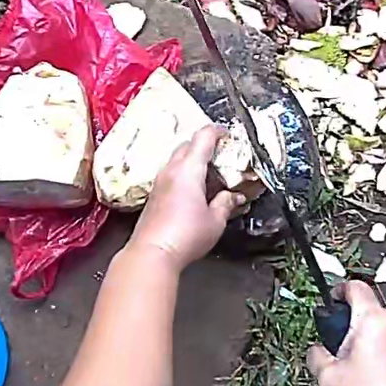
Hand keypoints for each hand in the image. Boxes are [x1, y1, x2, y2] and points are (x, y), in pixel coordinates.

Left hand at [128, 124, 244, 268]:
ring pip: (177, 159)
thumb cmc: (185, 236)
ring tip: (210, 173)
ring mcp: (160, 182)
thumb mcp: (215, 220)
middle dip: (205, 145)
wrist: (152, 253)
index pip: (203, 137)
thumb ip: (226, 203)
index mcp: (189, 169)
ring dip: (193, 160)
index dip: (217, 131)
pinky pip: (171, 174)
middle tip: (222, 155)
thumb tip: (233, 196)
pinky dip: (184, 173)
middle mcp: (171, 170)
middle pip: (188, 145)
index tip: (228, 135)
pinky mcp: (154, 195)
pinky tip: (195, 190)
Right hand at [307, 282, 385, 385]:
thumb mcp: (329, 378)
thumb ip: (316, 356)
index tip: (331, 302)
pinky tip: (374, 379)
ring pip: (380, 328)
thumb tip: (316, 351)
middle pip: (367, 309)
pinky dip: (381, 353)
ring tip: (356, 369)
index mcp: (372, 318)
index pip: (355, 286)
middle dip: (349, 324)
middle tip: (339, 347)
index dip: (339, 291)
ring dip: (365, 340)